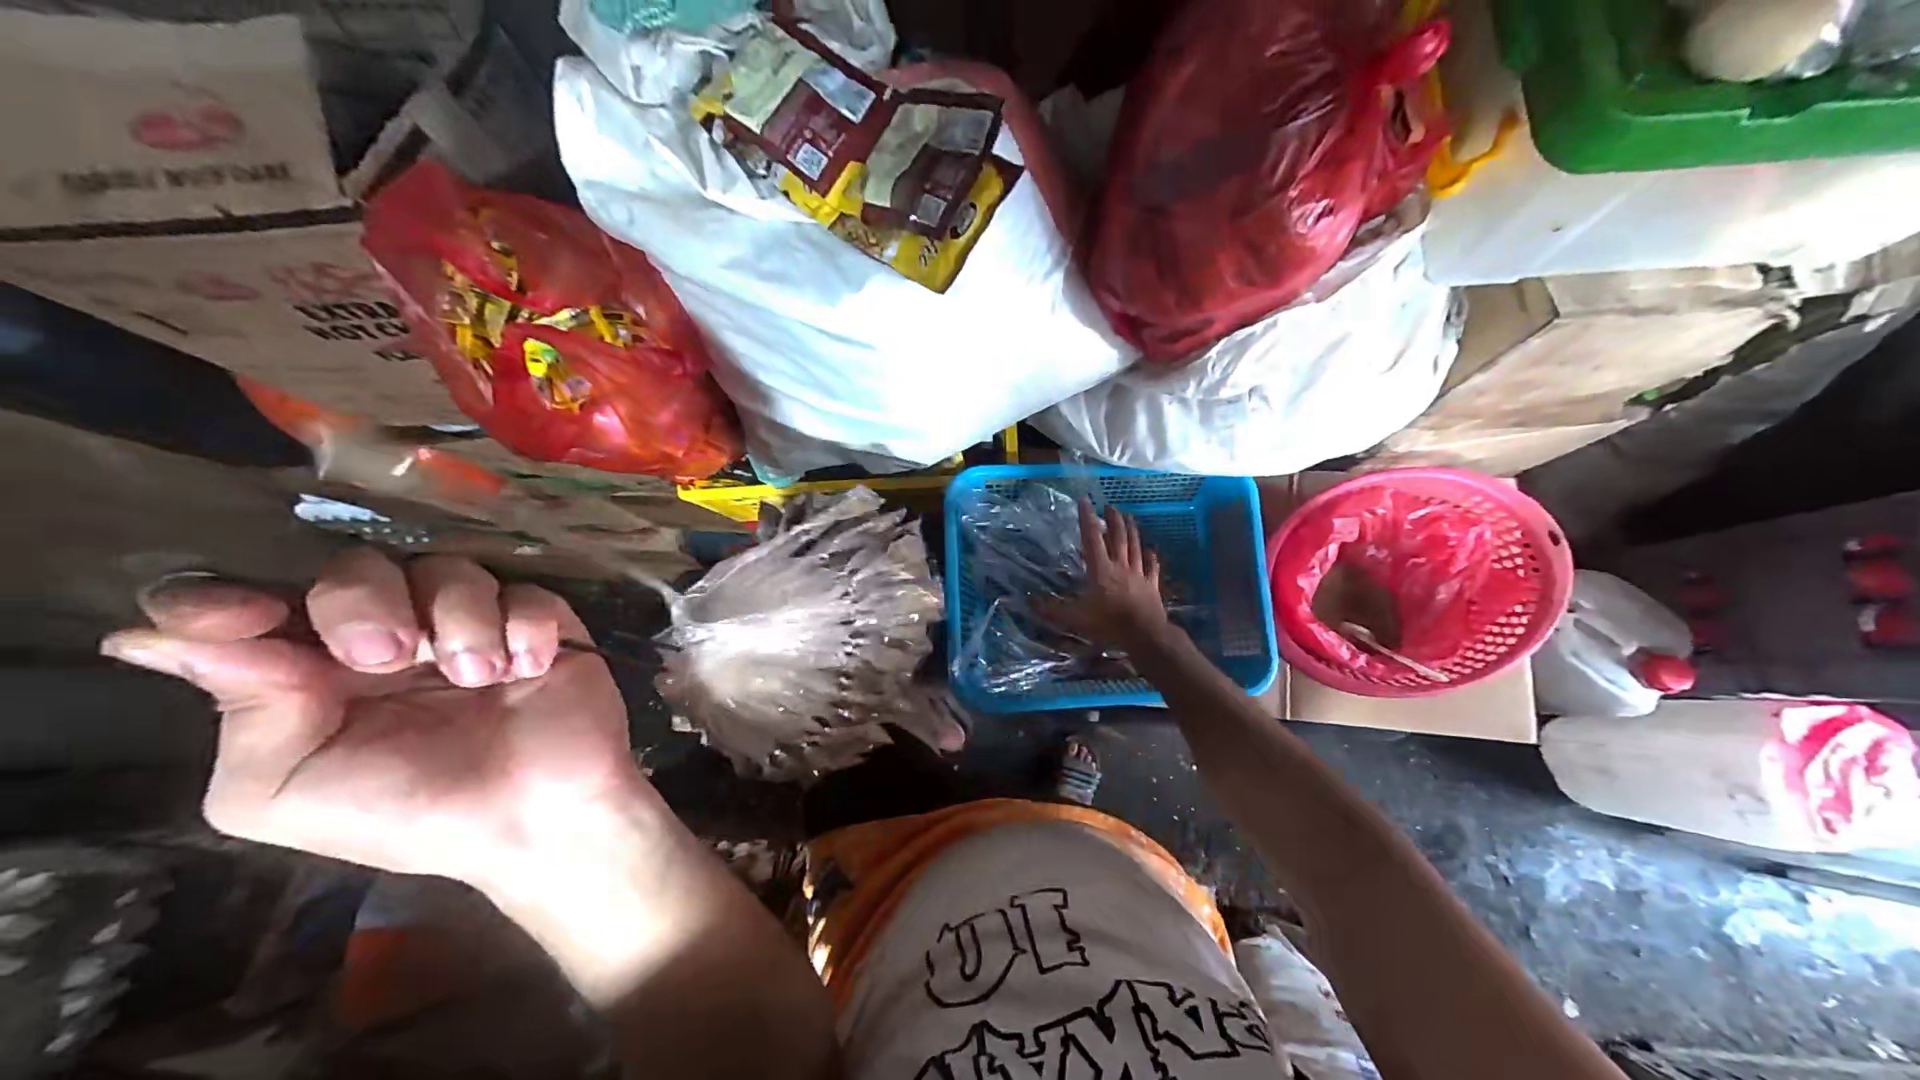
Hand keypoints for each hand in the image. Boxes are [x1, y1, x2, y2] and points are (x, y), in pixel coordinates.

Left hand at [99, 549, 638, 891]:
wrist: (538, 818)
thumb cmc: (408, 813)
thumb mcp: (286, 791)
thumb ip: (245, 712)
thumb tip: (164, 637)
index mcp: (313, 675)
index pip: (244, 608)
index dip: (229, 596)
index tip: (250, 617)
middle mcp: (387, 637)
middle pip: (354, 568)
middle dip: (365, 604)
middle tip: (392, 658)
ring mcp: (468, 627)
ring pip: (447, 569)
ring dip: (461, 621)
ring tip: (482, 676)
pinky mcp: (539, 625)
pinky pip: (525, 591)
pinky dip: (524, 625)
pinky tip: (527, 668)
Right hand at [1040, 498, 1170, 651]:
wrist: (1145, 635)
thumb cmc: (1108, 624)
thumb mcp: (1074, 619)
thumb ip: (1052, 610)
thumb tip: (1030, 602)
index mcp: (1100, 570)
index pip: (1092, 538)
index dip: (1087, 518)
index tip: (1085, 501)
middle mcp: (1120, 566)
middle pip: (1118, 537)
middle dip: (1113, 519)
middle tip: (1109, 506)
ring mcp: (1139, 575)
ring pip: (1135, 546)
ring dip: (1132, 530)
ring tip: (1129, 517)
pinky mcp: (1152, 586)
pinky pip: (1152, 567)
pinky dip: (1151, 557)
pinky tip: (1151, 550)